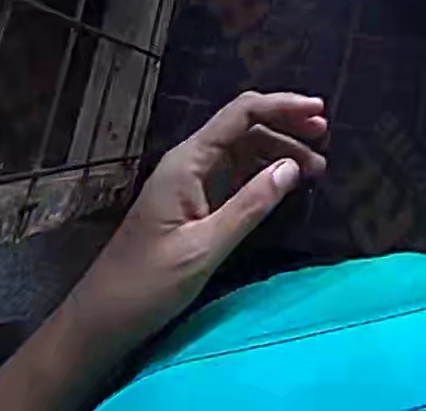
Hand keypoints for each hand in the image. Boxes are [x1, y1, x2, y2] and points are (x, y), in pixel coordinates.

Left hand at [63, 93, 327, 349]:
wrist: (101, 320)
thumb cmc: (146, 284)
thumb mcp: (203, 249)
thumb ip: (249, 206)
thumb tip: (292, 166)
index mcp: (189, 160)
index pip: (241, 114)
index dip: (282, 105)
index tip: (318, 110)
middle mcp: (192, 159)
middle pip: (246, 125)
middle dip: (286, 125)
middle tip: (324, 136)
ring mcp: (194, 177)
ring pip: (245, 148)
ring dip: (281, 150)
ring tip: (317, 166)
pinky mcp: (197, 198)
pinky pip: (238, 171)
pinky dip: (266, 171)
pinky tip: (287, 182)